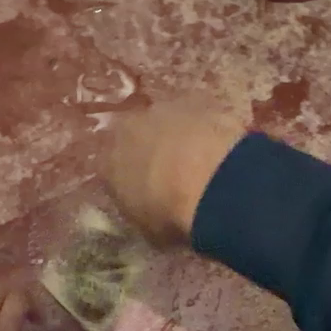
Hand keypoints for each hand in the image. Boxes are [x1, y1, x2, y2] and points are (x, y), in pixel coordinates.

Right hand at [102, 100, 245, 243]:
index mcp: (108, 164)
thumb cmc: (171, 216)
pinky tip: (222, 151)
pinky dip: (207, 130)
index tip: (148, 196)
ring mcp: (163, 108)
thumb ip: (145, 215)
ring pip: (168, 123)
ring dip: (180, 139)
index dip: (132, 183)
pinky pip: (199, 117)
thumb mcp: (151, 231)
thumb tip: (151, 213)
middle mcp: (128, 128)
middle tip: (175, 177)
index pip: (113, 172)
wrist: (209, 183)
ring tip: (203, 164)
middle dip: (153, 154)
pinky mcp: (197, 99)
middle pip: (138, 139)